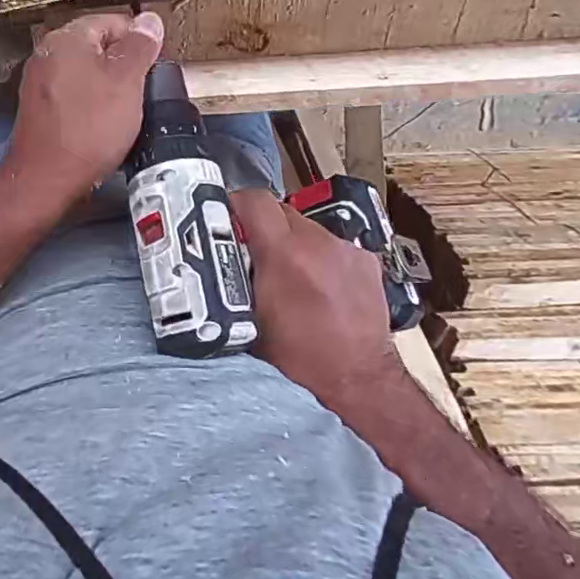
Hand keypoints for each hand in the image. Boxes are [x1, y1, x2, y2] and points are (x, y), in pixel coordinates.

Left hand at [2, 12, 164, 203]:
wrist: (47, 178)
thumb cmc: (85, 130)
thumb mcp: (127, 81)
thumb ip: (140, 46)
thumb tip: (149, 21)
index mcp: (67, 39)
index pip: (114, 22)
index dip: (140, 43)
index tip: (152, 67)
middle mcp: (47, 56)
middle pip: (99, 49)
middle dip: (123, 69)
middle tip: (140, 93)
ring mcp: (39, 85)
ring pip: (87, 76)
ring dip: (108, 91)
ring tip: (122, 114)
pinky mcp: (40, 111)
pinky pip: (74, 100)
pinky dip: (90, 109)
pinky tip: (100, 128)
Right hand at [230, 189, 396, 402]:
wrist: (356, 378)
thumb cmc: (302, 358)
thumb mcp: (246, 316)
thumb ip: (232, 277)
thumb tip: (215, 255)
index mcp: (283, 255)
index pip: (254, 201)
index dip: (234, 204)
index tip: (226, 216)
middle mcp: (317, 245)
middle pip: (279, 210)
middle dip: (260, 226)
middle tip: (248, 250)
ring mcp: (345, 251)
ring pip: (305, 226)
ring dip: (289, 241)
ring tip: (283, 272)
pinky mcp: (364, 261)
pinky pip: (331, 243)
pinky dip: (317, 255)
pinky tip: (313, 282)